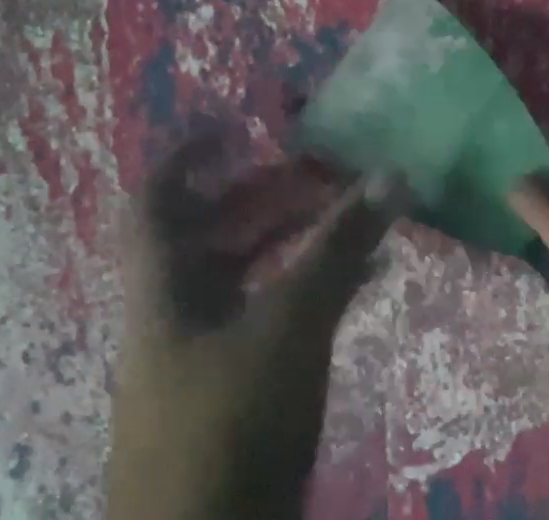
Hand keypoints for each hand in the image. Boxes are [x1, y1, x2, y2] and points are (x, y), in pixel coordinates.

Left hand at [106, 125, 404, 519]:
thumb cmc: (232, 423)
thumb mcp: (290, 325)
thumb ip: (339, 248)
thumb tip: (392, 174)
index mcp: (163, 293)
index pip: (156, 203)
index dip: (189, 156)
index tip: (240, 125)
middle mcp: (175, 318)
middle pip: (211, 237)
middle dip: (266, 197)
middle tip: (325, 173)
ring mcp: (202, 359)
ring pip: (246, 277)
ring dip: (295, 243)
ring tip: (354, 220)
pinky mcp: (234, 393)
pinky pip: (270, 316)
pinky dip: (309, 288)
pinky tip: (360, 285)